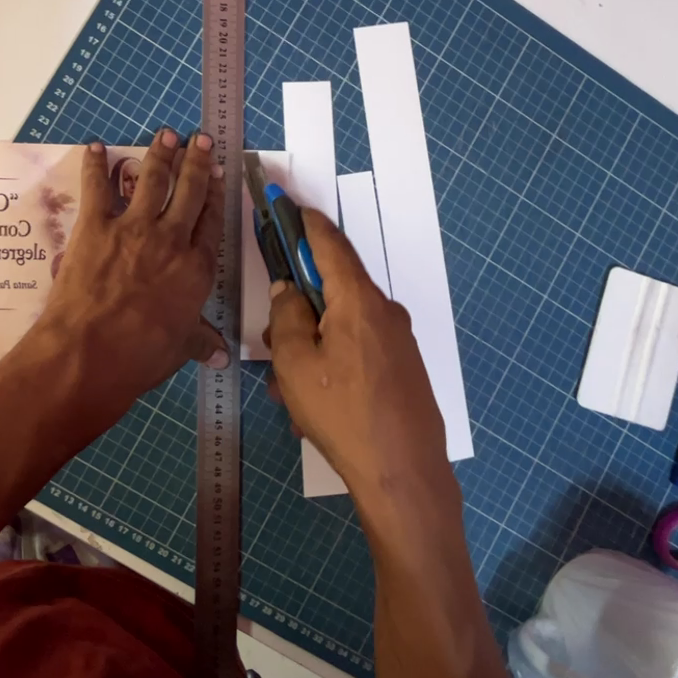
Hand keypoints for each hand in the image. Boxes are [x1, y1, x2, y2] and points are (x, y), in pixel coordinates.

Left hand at [29, 129, 229, 423]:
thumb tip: (223, 356)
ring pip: (152, 179)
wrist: (90, 352)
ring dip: (160, 153)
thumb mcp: (180, 348)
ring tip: (166, 134)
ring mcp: (132, 228)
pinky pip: (97, 188)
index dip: (216, 192)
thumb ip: (201, 342)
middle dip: (197, 161)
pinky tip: (96, 147)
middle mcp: (170, 238)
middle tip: (200, 138)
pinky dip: (95, 165)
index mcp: (196, 267)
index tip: (219, 172)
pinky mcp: (95, 226)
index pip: (212, 220)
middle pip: (189, 191)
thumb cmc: (142, 355)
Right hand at [267, 211, 453, 509]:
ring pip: (341, 327)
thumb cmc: (342, 413)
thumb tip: (288, 290)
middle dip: (298, 307)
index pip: (329, 243)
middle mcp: (385, 312)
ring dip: (311, 347)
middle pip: (333, 290)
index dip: (304, 221)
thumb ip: (286, 316)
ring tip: (289, 390)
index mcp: (358, 300)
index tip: (287, 202)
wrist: (404, 475)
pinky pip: (357, 352)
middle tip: (272, 342)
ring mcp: (399, 343)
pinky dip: (331, 365)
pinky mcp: (404, 370)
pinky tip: (314, 406)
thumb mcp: (295, 362)